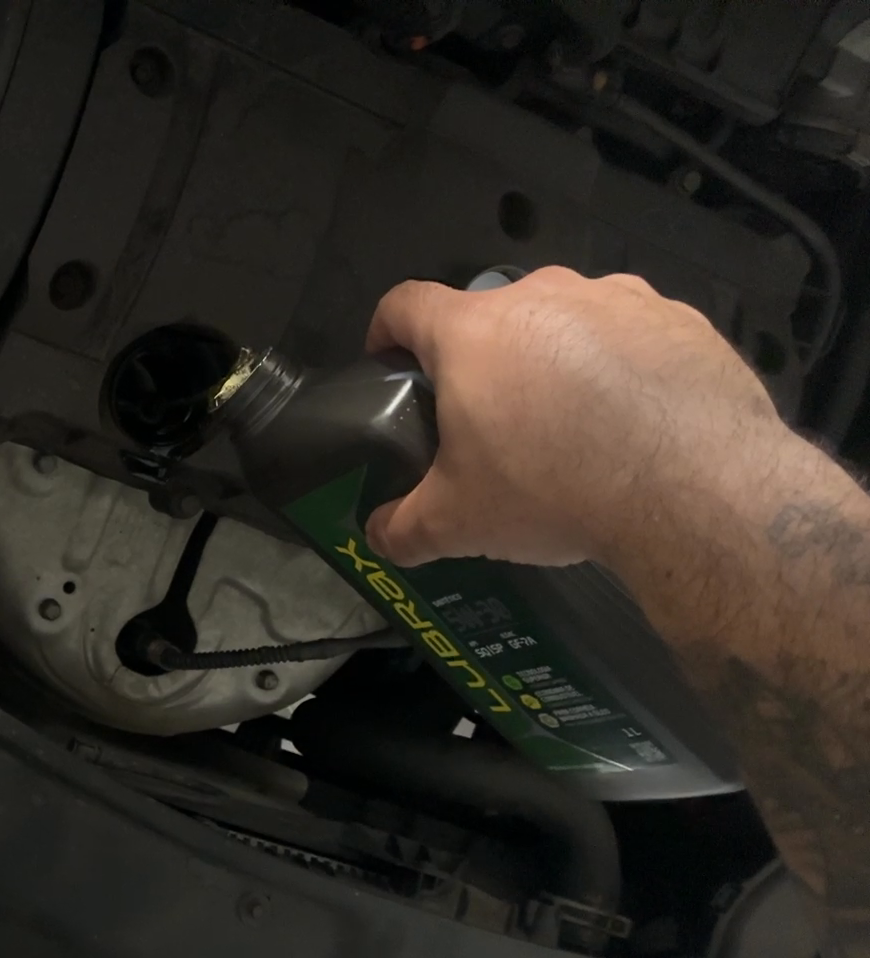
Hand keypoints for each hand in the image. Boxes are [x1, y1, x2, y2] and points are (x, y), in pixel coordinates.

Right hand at [362, 267, 791, 567]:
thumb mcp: (451, 523)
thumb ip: (398, 528)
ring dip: (542, 355)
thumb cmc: (551, 489)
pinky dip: (609, 363)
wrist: (702, 494)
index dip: (383, 332)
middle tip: (478, 414)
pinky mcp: (685, 320)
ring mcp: (621, 299)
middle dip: (471, 357)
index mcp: (472, 333)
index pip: (402, 305)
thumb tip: (378, 536)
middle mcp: (542, 297)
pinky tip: (620, 417)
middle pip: (482, 313)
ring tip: (557, 417)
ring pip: (555, 318)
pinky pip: (624, 331)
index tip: (389, 367)